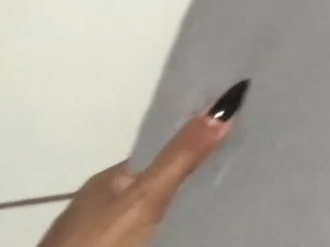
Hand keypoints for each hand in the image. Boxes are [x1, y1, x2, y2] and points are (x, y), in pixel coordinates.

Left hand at [38, 81, 247, 246]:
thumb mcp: (144, 199)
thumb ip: (182, 156)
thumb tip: (229, 97)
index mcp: (105, 183)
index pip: (157, 156)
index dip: (193, 147)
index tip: (234, 142)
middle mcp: (96, 208)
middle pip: (153, 188)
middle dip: (188, 183)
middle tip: (236, 177)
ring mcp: (93, 242)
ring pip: (146, 221)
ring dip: (176, 216)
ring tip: (220, 209)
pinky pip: (143, 239)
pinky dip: (165, 236)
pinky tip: (186, 236)